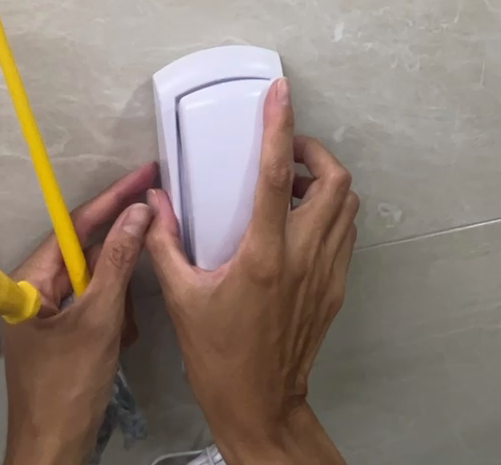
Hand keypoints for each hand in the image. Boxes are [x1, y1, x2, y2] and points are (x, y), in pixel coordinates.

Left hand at [3, 162, 157, 464]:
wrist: (54, 452)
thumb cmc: (69, 385)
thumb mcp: (100, 318)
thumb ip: (119, 260)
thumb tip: (138, 210)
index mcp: (29, 280)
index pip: (76, 224)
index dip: (113, 198)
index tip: (145, 174)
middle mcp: (34, 288)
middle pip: (87, 248)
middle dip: (121, 252)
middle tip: (157, 225)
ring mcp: (47, 311)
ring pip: (96, 277)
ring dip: (119, 290)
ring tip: (126, 321)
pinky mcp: (61, 330)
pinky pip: (95, 301)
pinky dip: (114, 311)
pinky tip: (123, 334)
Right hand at [144, 79, 357, 464]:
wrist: (262, 406)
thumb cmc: (219, 356)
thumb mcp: (181, 299)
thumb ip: (164, 243)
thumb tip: (153, 202)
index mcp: (262, 255)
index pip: (275, 176)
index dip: (279, 128)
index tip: (280, 94)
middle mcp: (302, 256)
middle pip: (334, 180)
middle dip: (315, 152)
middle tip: (287, 151)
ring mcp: (327, 271)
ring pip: (347, 203)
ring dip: (325, 181)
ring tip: (291, 184)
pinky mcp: (337, 286)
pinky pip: (346, 231)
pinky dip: (331, 211)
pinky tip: (300, 221)